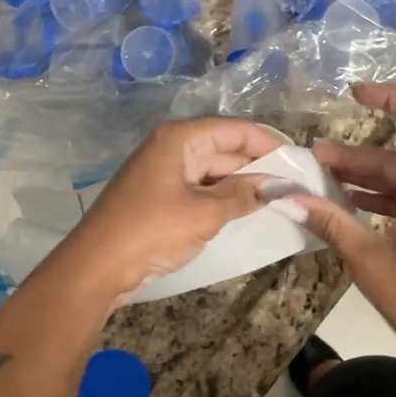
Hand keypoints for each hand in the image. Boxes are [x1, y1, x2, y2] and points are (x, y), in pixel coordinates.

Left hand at [44, 118, 285, 307]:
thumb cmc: (151, 230)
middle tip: (295, 186)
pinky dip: (221, 200)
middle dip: (257, 167)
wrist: (97, 266)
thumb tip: (276, 185)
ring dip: (241, 186)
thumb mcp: (204, 214)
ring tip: (279, 200)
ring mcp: (163, 174)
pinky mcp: (158, 199)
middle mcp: (170, 149)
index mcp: (179, 139)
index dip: (267, 143)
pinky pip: (199, 191)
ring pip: (212, 173)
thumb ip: (243, 196)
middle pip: (223, 149)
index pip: (234, 130)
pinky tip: (245, 214)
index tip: (298, 161)